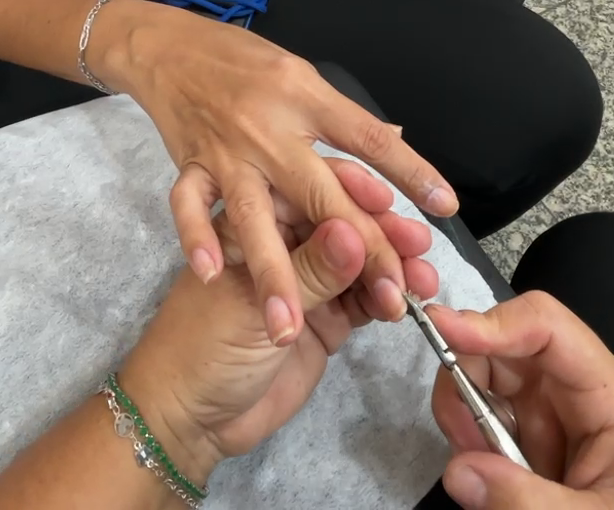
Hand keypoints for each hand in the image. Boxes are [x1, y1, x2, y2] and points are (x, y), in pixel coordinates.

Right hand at [92, 0, 458, 342]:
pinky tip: (209, 271)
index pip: (367, 137)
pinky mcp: (187, 162)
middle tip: (392, 294)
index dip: (408, 170)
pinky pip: (188, 204)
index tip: (444, 206)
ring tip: (287, 325)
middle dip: (358, 245)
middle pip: (321, 190)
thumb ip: (338, 114)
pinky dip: (195, 235)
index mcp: (305, 97)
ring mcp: (226, 148)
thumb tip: (393, 135)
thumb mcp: (298, 73)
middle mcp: (270, 127)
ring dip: (271, 270)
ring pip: (252, 213)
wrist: (167, 45)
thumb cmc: (240, 57)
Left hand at [120, 171, 441, 481]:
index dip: (349, 194)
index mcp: (256, 220)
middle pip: (340, 225)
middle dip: (380, 232)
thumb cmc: (202, 345)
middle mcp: (285, 241)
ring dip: (391, 268)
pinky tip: (408, 302)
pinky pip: (361, 301)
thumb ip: (308, 270)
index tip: (388, 200)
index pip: (308, 193)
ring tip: (424, 278)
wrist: (189, 419)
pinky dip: (384, 300)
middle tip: (419, 243)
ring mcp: (307, 280)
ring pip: (358, 263)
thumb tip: (356, 231)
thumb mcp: (253, 303)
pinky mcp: (324, 318)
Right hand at [427, 292, 613, 509]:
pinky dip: (474, 449)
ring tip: (481, 476)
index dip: (491, 321)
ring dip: (467, 421)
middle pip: (501, 350)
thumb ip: (531, 503)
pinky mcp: (536, 447)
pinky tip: (489, 483)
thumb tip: (454, 472)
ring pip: (485, 387)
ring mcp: (551, 418)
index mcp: (607, 392)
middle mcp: (572, 391)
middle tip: (461, 440)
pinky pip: (489, 428)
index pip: (545, 325)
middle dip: (465, 380)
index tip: (441, 331)